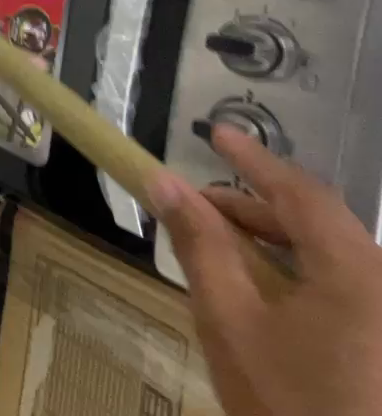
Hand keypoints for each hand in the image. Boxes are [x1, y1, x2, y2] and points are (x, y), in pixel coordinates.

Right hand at [150, 126, 381, 415]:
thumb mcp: (229, 319)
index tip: (215, 134)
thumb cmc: (290, 399)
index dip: (255, 161)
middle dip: (255, 209)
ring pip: (340, 259)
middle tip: (194, 207)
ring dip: (279, 243)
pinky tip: (273, 293)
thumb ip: (200, 244)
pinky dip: (308, 275)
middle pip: (324, 226)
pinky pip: (356, 288)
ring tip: (224, 250)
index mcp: (360, 276)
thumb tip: (164, 182)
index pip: (303, 196)